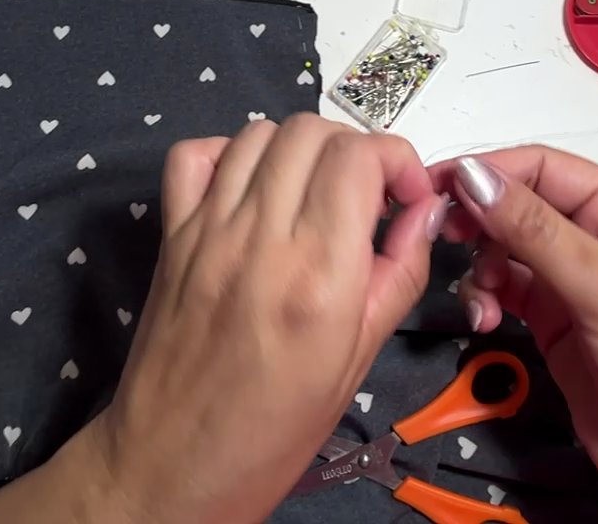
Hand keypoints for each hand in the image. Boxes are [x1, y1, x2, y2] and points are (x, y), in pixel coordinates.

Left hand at [0, 115, 446, 523]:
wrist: (173, 467)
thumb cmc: (278, 427)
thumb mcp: (361, 357)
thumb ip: (401, 270)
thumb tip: (425, 207)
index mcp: (319, 274)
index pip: (359, 157)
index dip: (397, 159)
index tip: (406, 193)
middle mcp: (261, 237)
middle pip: (311, 129)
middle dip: (353, 148)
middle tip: (364, 194)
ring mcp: (208, 228)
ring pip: (259, 131)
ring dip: (299, 148)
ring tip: (312, 190)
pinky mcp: (172, 231)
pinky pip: (194, 154)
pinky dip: (229, 152)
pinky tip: (251, 185)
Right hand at [430, 149, 597, 523]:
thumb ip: (534, 229)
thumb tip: (471, 173)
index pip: (545, 168)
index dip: (490, 170)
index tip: (439, 183)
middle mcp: (597, 236)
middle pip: (520, 203)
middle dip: (480, 217)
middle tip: (443, 233)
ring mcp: (573, 278)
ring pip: (506, 246)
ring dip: (481, 264)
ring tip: (480, 298)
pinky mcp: (554, 317)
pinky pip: (505, 286)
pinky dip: (485, 295)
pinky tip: (484, 318)